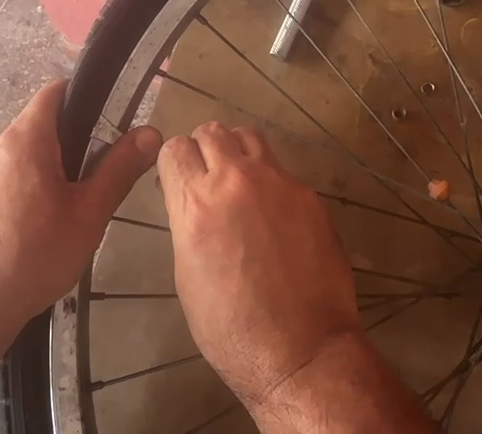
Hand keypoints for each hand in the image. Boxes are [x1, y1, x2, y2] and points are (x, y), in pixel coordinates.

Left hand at [0, 80, 161, 341]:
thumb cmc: (32, 258)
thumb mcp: (89, 214)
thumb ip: (120, 169)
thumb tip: (151, 132)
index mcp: (24, 139)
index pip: (55, 91)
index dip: (86, 95)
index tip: (111, 119)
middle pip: (41, 125)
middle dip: (73, 142)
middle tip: (97, 177)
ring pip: (23, 156)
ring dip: (49, 170)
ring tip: (70, 210)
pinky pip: (5, 180)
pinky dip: (26, 190)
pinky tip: (37, 232)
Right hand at [158, 122, 360, 407]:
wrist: (301, 349)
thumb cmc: (231, 328)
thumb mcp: (188, 275)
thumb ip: (188, 223)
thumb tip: (191, 198)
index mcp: (196, 205)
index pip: (174, 149)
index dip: (173, 163)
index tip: (177, 179)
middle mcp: (235, 181)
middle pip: (212, 131)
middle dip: (204, 148)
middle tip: (208, 175)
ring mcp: (277, 182)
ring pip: (249, 137)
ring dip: (237, 151)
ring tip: (240, 181)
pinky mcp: (307, 193)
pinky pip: (280, 170)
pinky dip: (269, 182)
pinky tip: (275, 216)